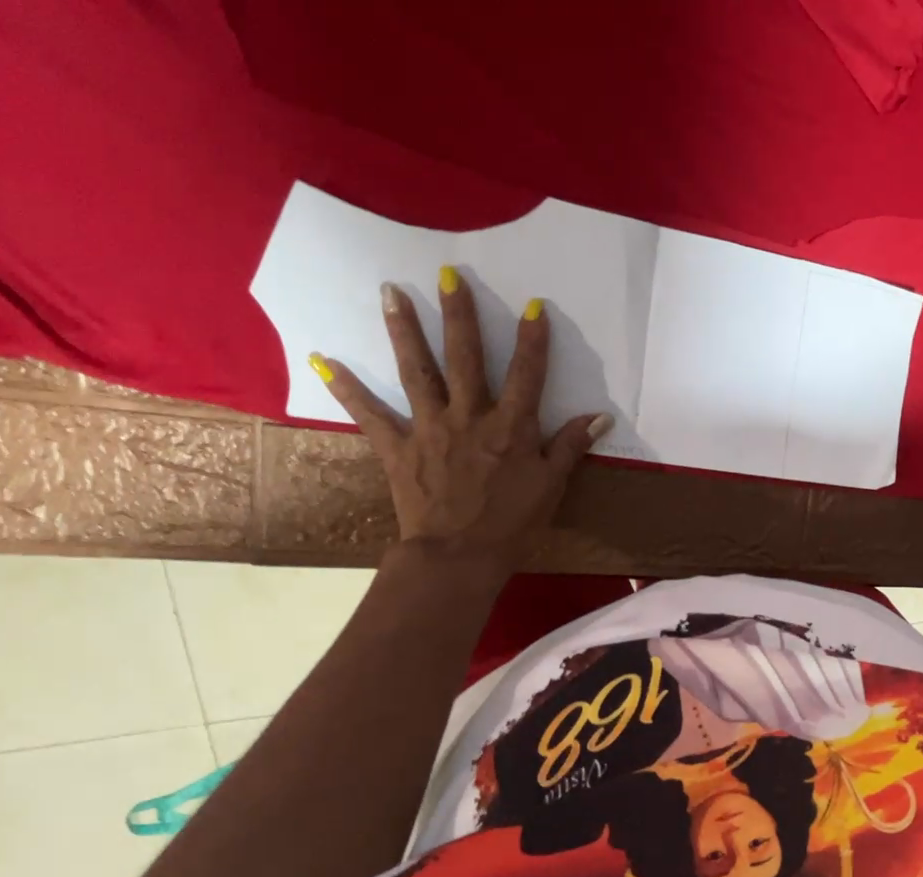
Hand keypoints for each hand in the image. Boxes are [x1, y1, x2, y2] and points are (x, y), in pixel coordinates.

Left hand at [309, 267, 609, 575]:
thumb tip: (598, 416)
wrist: (458, 556)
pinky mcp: (397, 447)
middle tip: (448, 275)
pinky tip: (323, 358)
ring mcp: (429, 429)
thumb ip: (570, 446)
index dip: (533, 340)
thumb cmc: (513, 523)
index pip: (526, 375)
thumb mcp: (552, 486)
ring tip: (391, 291)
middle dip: (458, 315)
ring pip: (417, 372)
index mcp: (511, 428)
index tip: (534, 305)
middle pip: (465, 358)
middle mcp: (469, 417)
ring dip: (404, 330)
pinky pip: (369, 413)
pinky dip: (346, 386)